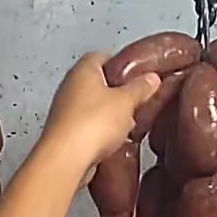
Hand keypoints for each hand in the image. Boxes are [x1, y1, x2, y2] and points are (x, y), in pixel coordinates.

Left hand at [35, 53, 159, 184]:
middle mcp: (70, 86)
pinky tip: (113, 141)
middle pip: (99, 83)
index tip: (138, 73)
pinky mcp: (65, 133)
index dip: (122, 63)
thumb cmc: (92, 123)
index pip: (104, 56)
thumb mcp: (127, 101)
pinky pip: (88, 127)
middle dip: (119, 92)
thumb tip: (151, 78)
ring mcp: (65, 111)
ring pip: (94, 106)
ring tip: (128, 124)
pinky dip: (101, 132)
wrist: (67, 159)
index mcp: (83, 70)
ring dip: (111, 114)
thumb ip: (140, 88)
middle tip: (137, 101)